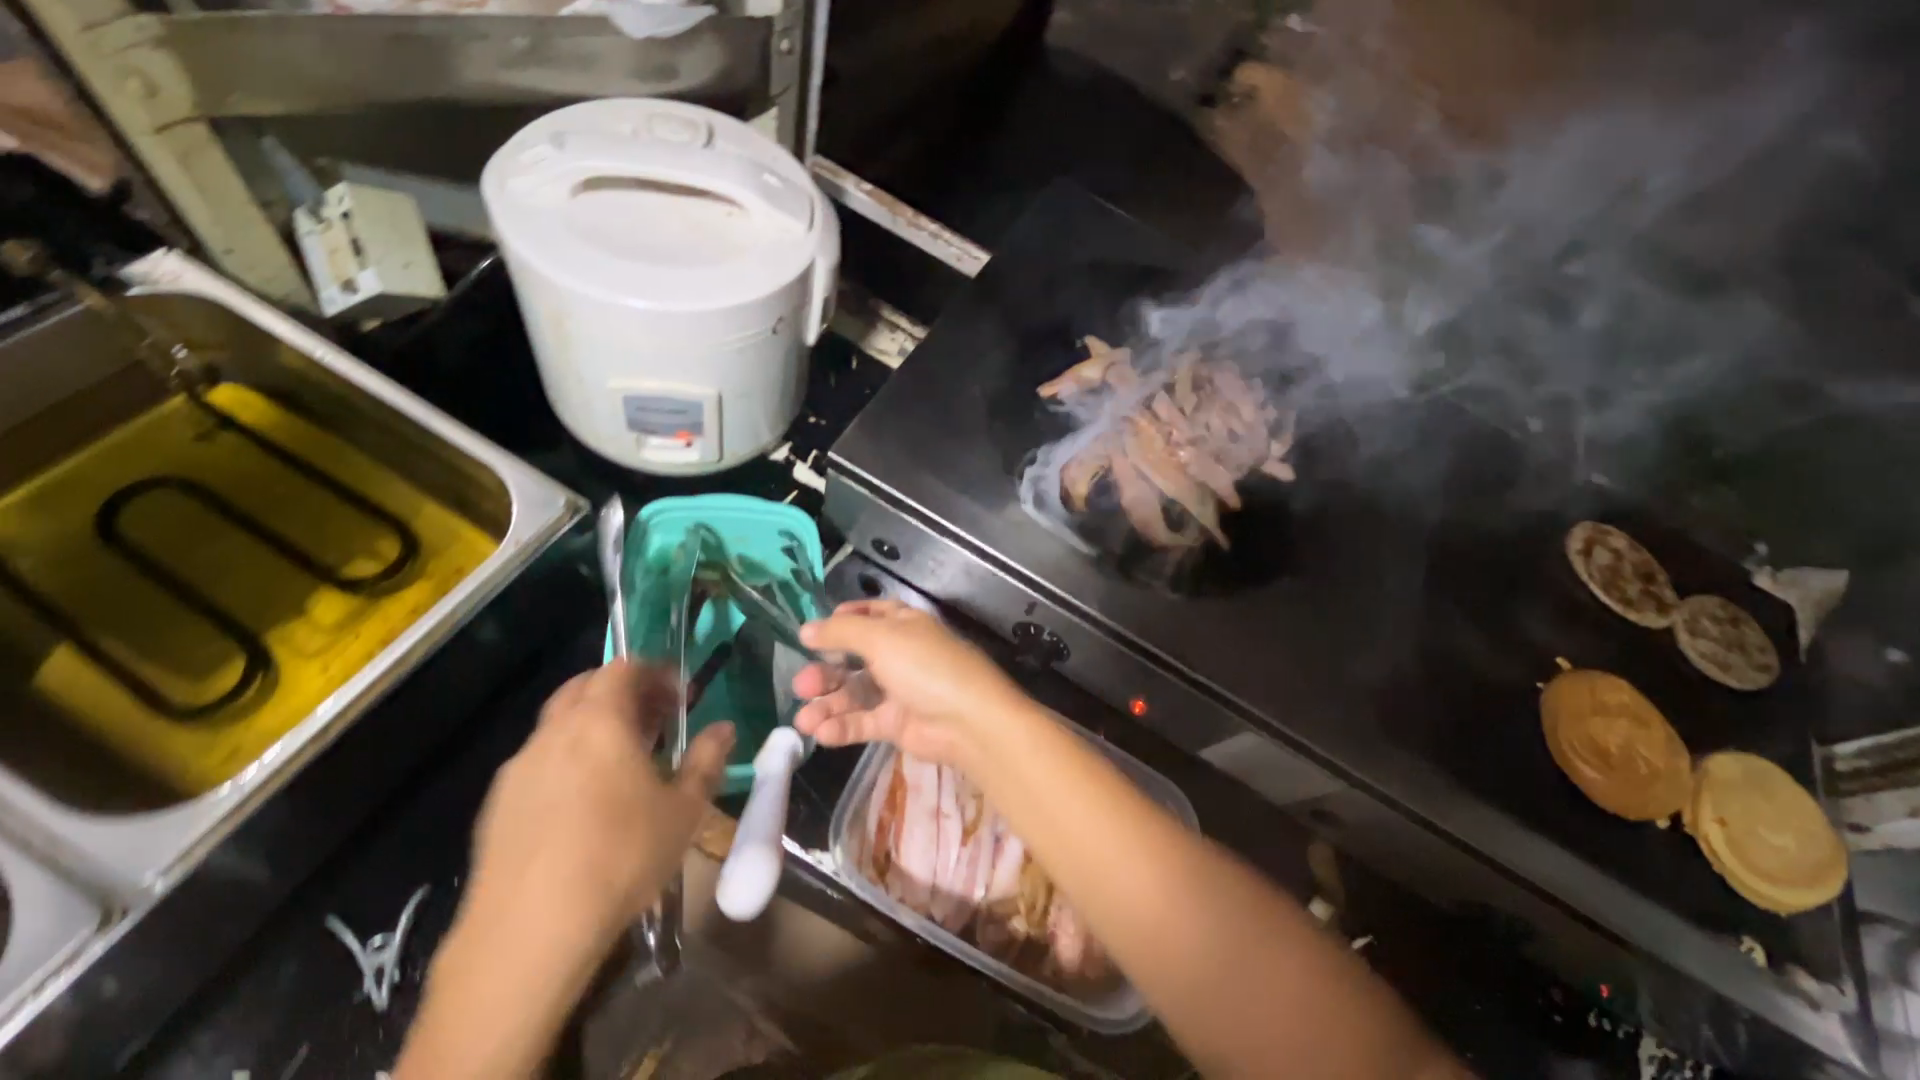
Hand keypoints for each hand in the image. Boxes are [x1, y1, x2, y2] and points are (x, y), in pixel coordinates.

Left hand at [462, 659, 733, 945]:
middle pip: (585, 688)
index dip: (655, 674)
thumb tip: (723, 729)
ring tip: (623, 766)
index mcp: (599, 722)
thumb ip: (706, 762)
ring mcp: (518, 769)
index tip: (681, 697)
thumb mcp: (683, 812)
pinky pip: (538, 765)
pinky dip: (567, 764)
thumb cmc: (621, 858)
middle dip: (622, 694)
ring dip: (593, 730)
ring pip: (558, 727)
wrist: (530, 929)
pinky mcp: (496, 805)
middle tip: (655, 722)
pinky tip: (584, 808)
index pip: (623, 669)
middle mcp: (553, 733)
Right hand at [790, 599, 1026, 766]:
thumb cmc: (925, 667)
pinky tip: (820, 733)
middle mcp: (900, 655)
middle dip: (825, 672)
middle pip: (854, 660)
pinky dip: (841, 727)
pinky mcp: (897, 724)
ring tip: (803, 719)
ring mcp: (899, 691)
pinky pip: (863, 723)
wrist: (967, 721)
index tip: (814, 632)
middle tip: (800, 684)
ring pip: (855, 695)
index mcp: (904, 626)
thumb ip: (841, 632)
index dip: (844, 621)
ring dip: (827, 705)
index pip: (871, 615)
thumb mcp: (881, 638)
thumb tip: (806, 630)